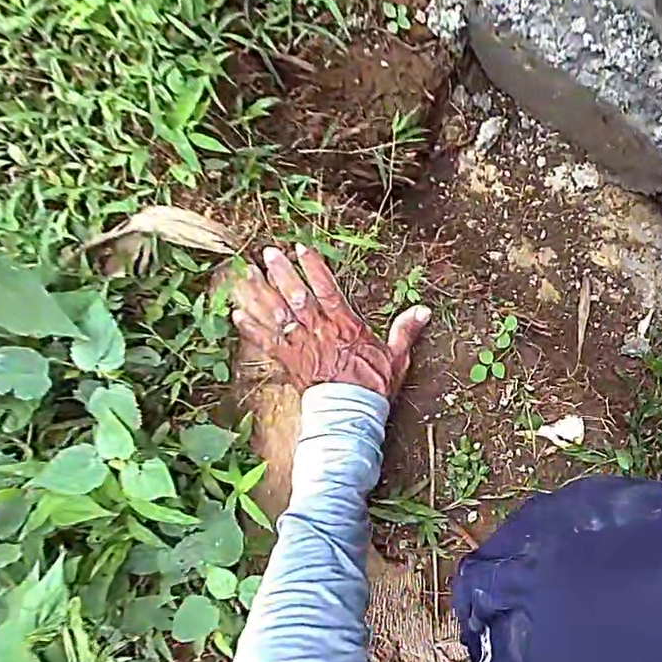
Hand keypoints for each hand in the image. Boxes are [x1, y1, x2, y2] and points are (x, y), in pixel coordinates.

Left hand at [232, 244, 429, 400]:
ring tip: (247, 274)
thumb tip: (424, 310)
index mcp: (345, 326)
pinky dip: (250, 328)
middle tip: (268, 253)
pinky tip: (237, 313)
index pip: (327, 289)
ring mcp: (300, 346)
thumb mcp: (397, 356)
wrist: (352, 412)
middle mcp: (319, 331)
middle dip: (282, 273)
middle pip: (296, 296)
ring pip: (276, 314)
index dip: (314, 267)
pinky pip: (265, 342)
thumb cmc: (374, 384)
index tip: (301, 248)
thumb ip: (405, 330)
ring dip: (260, 292)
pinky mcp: (288, 362)